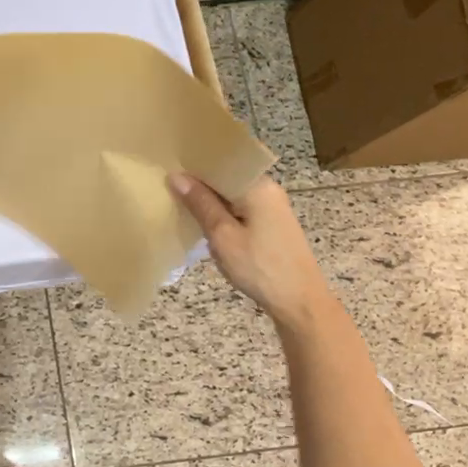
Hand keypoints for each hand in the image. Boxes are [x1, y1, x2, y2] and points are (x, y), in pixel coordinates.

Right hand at [170, 173, 332, 327]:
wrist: (299, 302)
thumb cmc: (259, 267)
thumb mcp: (222, 236)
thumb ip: (200, 204)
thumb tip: (177, 176)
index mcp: (258, 186)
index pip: (221, 164)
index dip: (194, 167)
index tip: (168, 172)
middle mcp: (268, 190)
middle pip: (228, 179)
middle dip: (200, 186)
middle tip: (168, 190)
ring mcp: (273, 208)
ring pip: (233, 197)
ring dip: (211, 203)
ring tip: (181, 206)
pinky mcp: (273, 225)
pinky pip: (242, 210)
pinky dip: (224, 215)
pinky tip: (206, 225)